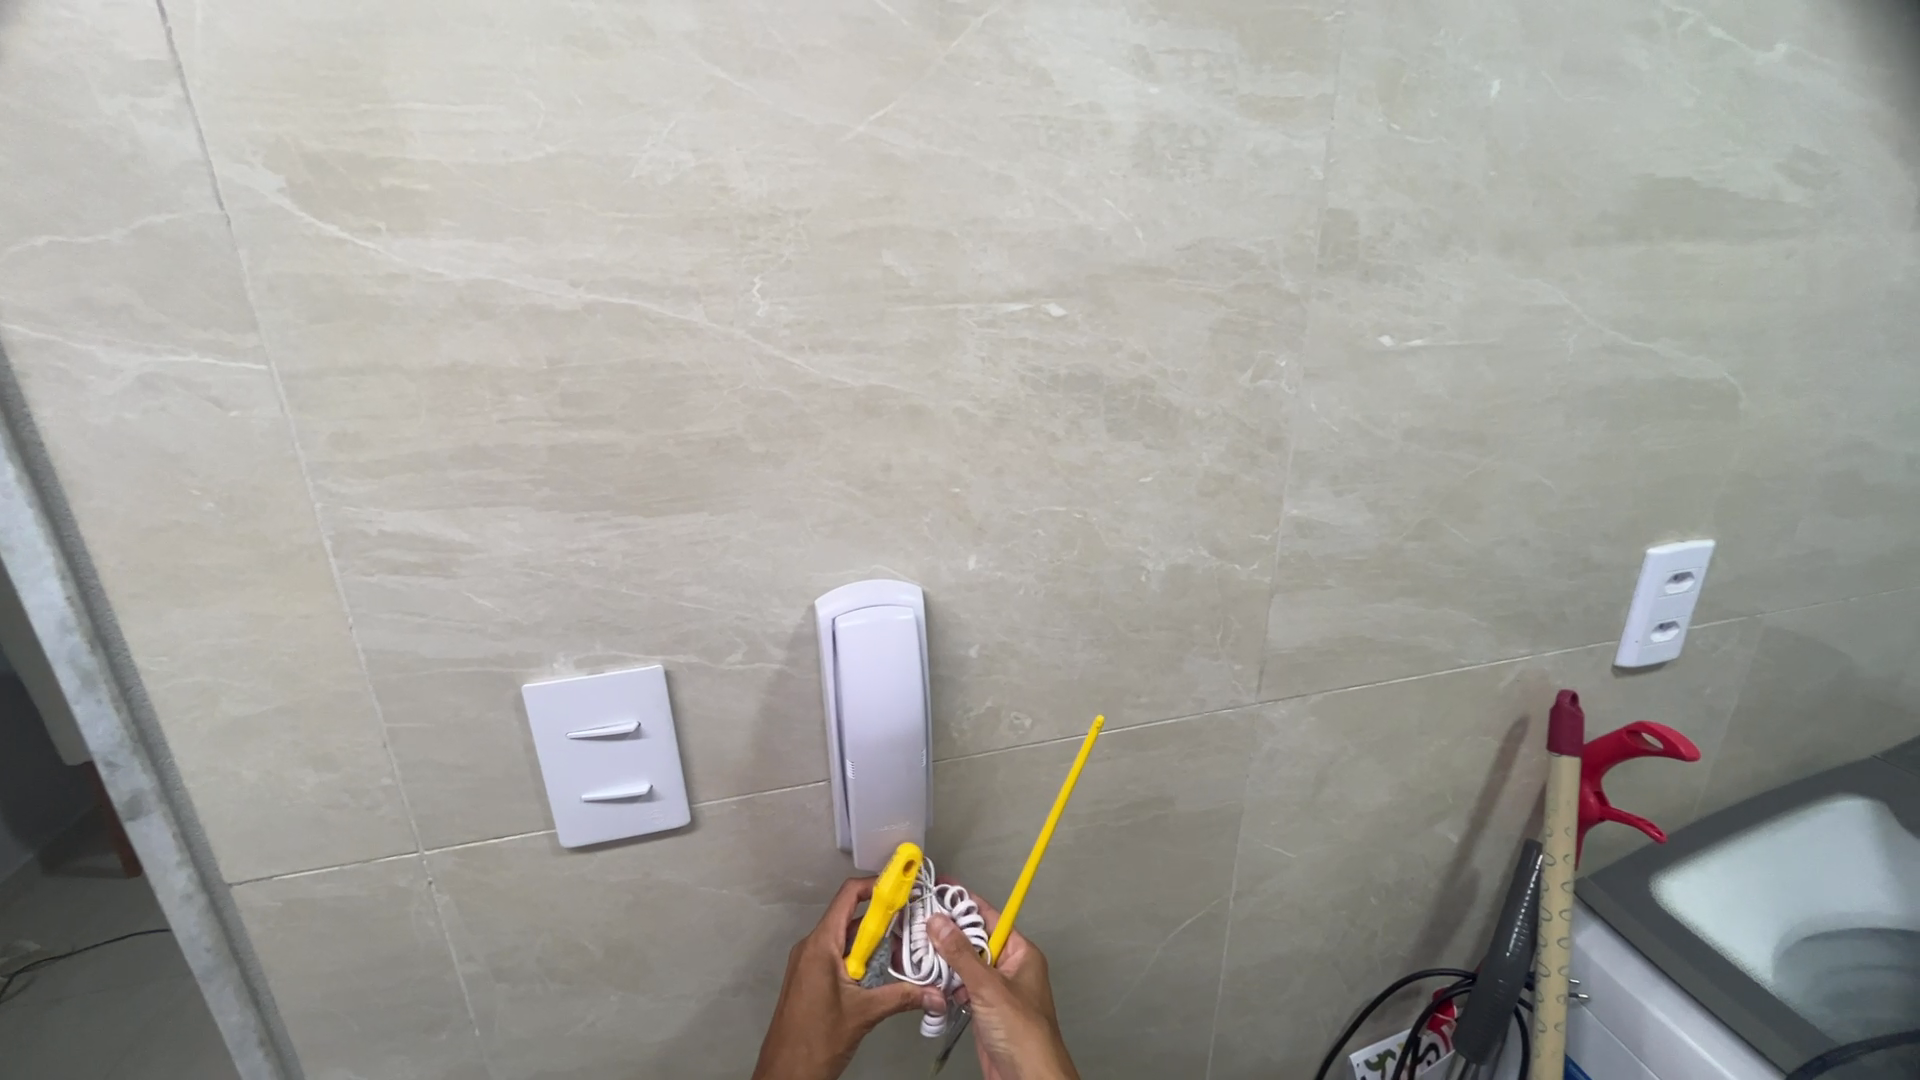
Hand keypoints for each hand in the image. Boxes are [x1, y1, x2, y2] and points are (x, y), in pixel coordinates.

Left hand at [751, 877, 941, 1079]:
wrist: (783, 1078)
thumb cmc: (818, 1040)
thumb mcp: (864, 1014)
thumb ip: (902, 997)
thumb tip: (938, 995)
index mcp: (821, 943)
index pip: (848, 895)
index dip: (876, 886)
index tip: (904, 889)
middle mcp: (812, 945)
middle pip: (850, 916)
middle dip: (882, 918)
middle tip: (913, 925)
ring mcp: (808, 962)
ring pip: (844, 938)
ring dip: (872, 941)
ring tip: (903, 950)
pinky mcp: (808, 978)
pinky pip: (836, 955)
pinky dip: (859, 957)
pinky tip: (880, 971)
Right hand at [928, 896, 1078, 1079]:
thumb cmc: (1022, 1031)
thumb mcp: (989, 986)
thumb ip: (961, 954)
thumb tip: (938, 922)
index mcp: (1020, 952)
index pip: (989, 917)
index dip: (965, 902)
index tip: (941, 888)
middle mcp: (1009, 966)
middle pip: (974, 940)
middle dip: (949, 931)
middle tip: (920, 918)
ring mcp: (996, 989)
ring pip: (965, 964)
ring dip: (944, 958)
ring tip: (917, 945)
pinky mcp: (983, 1010)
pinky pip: (962, 986)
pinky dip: (946, 982)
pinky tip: (928, 977)